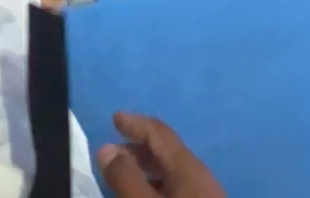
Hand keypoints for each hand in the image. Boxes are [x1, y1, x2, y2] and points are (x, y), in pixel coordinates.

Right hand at [97, 112, 224, 197]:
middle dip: (138, 149)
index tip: (114, 119)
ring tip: (125, 181)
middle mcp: (201, 178)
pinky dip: (158, 189)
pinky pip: (179, 192)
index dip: (135, 123)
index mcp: (188, 168)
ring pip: (174, 175)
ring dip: (147, 172)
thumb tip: (108, 149)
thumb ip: (126, 178)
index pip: (159, 132)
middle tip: (113, 154)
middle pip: (167, 153)